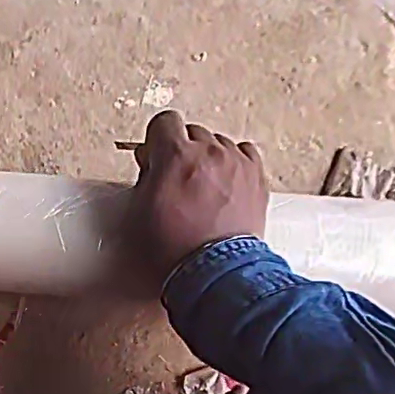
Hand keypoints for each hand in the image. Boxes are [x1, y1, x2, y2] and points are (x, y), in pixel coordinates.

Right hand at [123, 110, 268, 285]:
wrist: (212, 271)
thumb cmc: (173, 248)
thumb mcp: (139, 212)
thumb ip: (144, 177)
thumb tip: (149, 159)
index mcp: (175, 156)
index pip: (164, 122)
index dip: (156, 140)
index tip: (155, 157)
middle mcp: (209, 152)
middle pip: (192, 132)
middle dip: (182, 151)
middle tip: (175, 179)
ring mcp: (237, 163)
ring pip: (218, 143)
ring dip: (207, 159)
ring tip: (201, 188)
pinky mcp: (256, 177)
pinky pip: (244, 154)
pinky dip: (233, 164)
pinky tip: (223, 184)